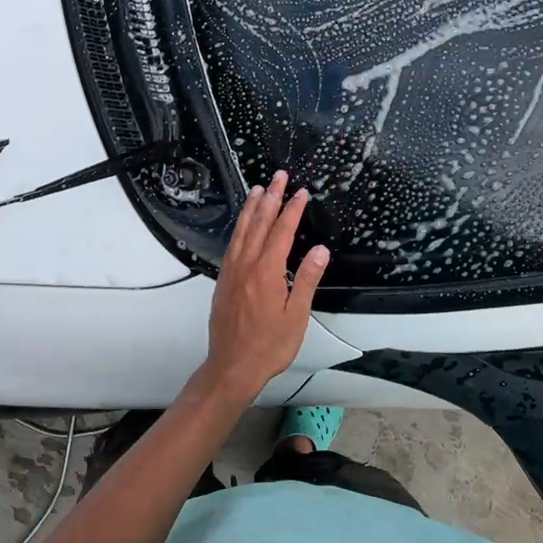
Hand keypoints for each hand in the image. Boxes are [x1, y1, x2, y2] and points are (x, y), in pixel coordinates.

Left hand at [195, 171, 330, 403]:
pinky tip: (243, 223)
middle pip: (260, 223)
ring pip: (242, 230)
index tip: (301, 192)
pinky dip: (239, 227)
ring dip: (251, 208)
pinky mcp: (223, 280)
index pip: (282, 231)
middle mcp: (246, 265)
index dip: (292, 209)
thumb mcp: (297, 316)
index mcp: (266, 272)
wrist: (231, 367)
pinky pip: (232, 243)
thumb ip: (307, 280)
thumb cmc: (269, 346)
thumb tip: (320, 250)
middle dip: (271, 198)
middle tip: (278, 176)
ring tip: (258, 188)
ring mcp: (231, 271)